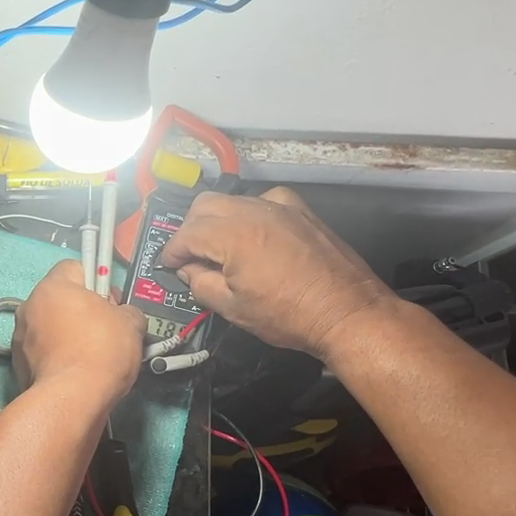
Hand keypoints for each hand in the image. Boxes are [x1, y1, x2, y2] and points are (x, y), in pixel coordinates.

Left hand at [12, 260, 145, 400]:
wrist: (72, 399)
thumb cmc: (100, 351)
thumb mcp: (130, 323)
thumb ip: (126, 310)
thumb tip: (123, 315)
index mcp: (53, 287)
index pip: (75, 267)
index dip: (97, 280)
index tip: (111, 300)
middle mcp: (29, 306)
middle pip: (60, 298)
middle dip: (82, 310)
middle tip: (107, 328)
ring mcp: (20, 337)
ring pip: (50, 326)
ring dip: (68, 334)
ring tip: (93, 355)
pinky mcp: (18, 364)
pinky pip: (43, 351)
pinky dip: (57, 357)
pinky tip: (76, 371)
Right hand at [160, 187, 398, 359]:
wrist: (347, 312)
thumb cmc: (290, 315)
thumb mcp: (233, 308)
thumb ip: (201, 284)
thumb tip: (189, 271)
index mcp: (233, 235)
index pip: (186, 233)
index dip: (172, 251)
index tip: (168, 265)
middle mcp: (255, 212)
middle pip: (204, 206)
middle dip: (189, 230)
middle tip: (189, 255)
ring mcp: (281, 207)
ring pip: (233, 200)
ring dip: (216, 220)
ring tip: (218, 247)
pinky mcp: (301, 211)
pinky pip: (264, 200)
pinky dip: (249, 212)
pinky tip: (253, 232)